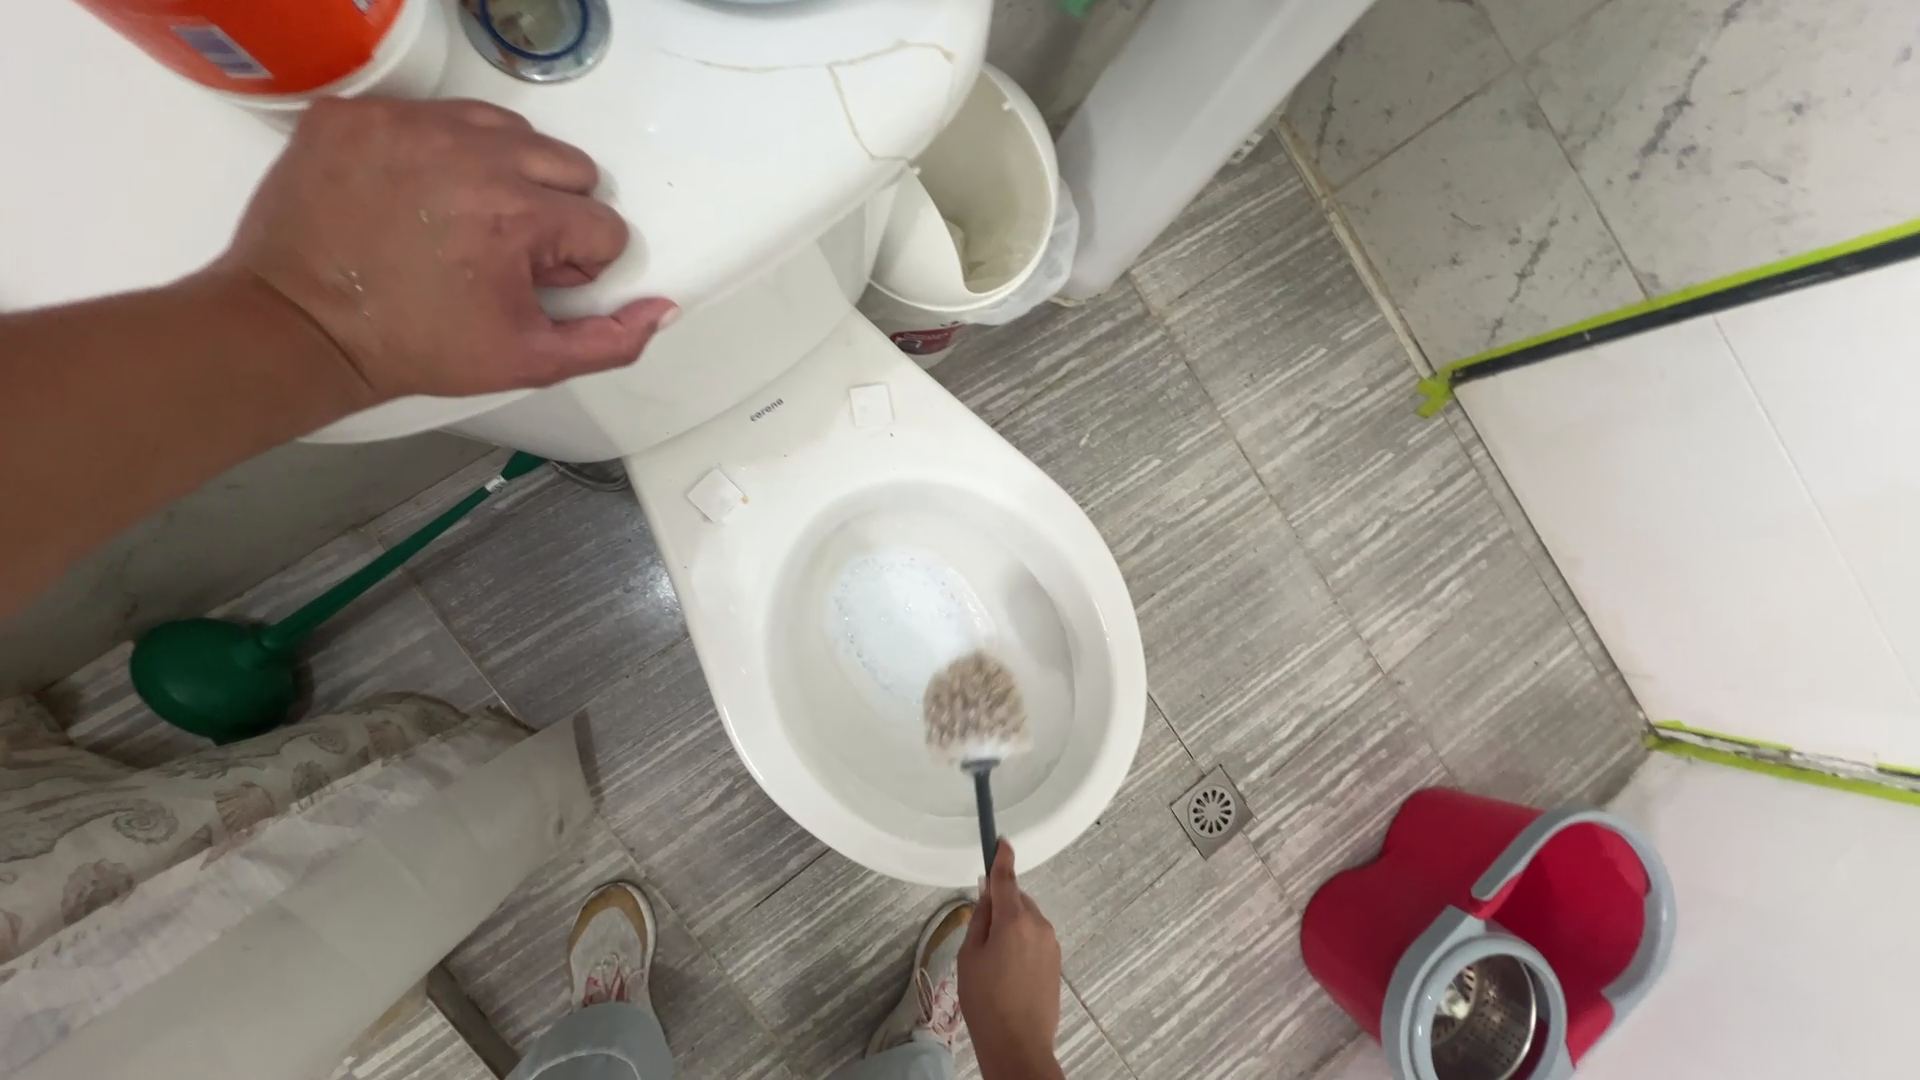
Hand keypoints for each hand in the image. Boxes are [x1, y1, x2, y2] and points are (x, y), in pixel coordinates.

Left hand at [217, 96, 675, 401]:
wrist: (303, 324)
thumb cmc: (423, 347)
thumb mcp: (535, 362)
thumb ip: (613, 340)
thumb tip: (663, 307)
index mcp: (516, 216)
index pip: (604, 225)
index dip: (580, 263)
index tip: (537, 282)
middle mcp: (469, 155)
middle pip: (571, 167)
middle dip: (558, 212)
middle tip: (511, 250)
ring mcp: (408, 125)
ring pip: (514, 131)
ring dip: (513, 173)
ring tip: (473, 217)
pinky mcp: (359, 113)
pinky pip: (441, 115)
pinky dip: (448, 151)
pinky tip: (424, 194)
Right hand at [959, 841, 1064, 1079]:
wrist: (1018, 1046)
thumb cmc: (985, 1002)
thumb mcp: (970, 956)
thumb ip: (979, 918)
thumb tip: (988, 894)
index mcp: (1014, 919)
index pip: (1006, 878)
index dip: (1002, 858)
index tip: (1002, 841)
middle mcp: (1038, 924)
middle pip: (1016, 899)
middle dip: (1000, 905)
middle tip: (981, 934)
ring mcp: (1051, 943)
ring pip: (1026, 919)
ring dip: (1012, 926)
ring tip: (994, 961)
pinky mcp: (1056, 960)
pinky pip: (1035, 938)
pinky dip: (1022, 942)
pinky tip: (1009, 971)